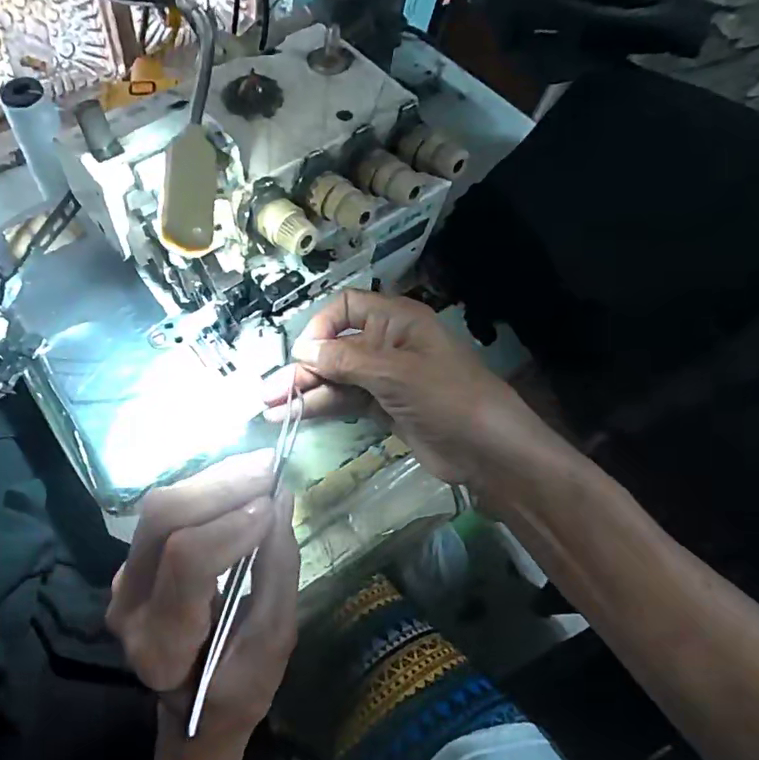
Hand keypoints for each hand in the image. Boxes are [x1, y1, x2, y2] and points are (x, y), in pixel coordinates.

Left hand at [106, 452, 299, 750]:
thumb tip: (282, 501)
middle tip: (269, 467)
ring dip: (211, 480)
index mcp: (160, 647)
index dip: (230, 526)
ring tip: (259, 467)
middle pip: (162, 521)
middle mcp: (127, 606)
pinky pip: (162, 513)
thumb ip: (276, 575)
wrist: (190, 707)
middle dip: (218, 487)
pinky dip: (203, 490)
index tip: (272, 504)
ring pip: (158, 508)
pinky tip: (236, 482)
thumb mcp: (271, 650)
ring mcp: (122, 579)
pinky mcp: (132, 559)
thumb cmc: (235, 693)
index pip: (185, 565)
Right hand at [260, 289, 576, 496]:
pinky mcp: (381, 407)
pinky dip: (319, 407)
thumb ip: (345, 360)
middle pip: (333, 348)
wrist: (489, 452)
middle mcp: (385, 344)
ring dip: (304, 391)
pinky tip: (291, 416)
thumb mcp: (395, 373)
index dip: (321, 327)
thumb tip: (302, 350)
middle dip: (302, 368)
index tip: (305, 355)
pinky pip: (343, 401)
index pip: (345, 307)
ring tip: (270, 408)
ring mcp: (382, 378)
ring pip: (333, 378)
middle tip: (269, 393)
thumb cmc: (448, 397)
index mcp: (395, 320)